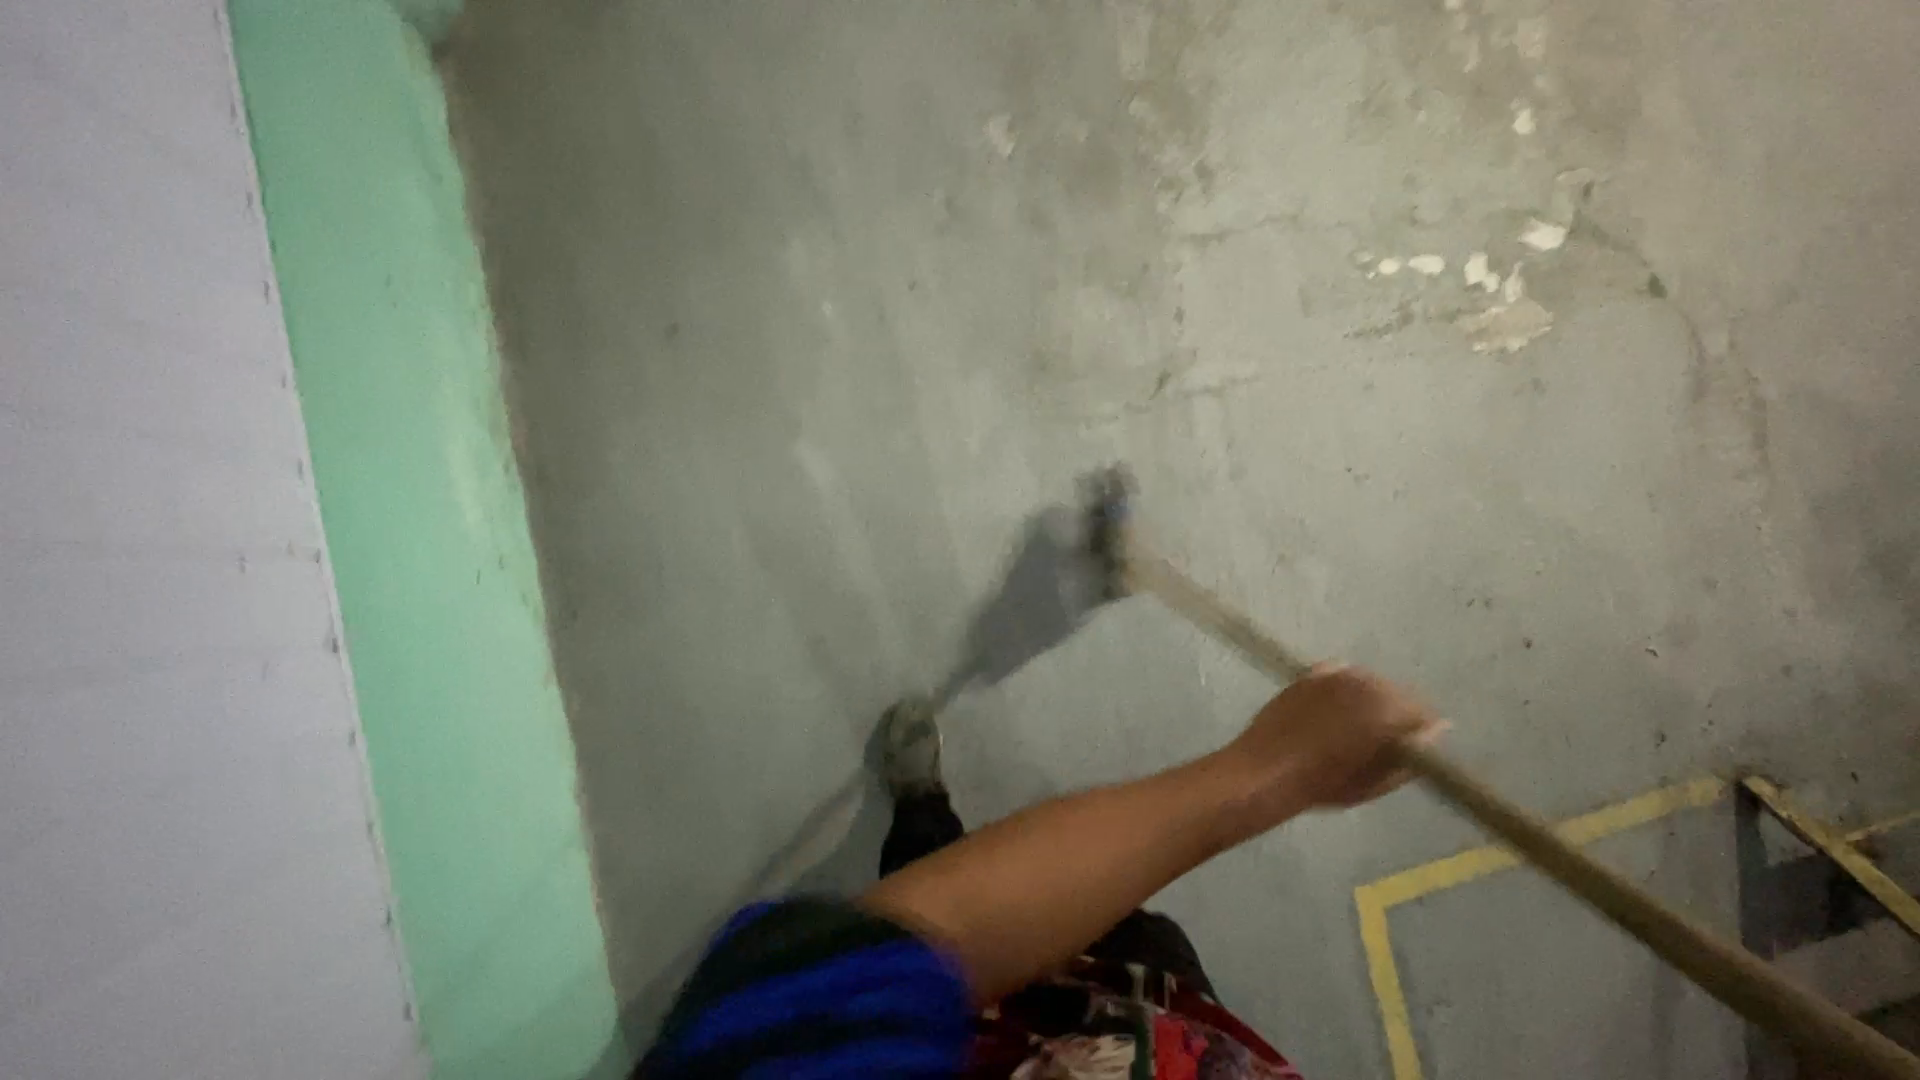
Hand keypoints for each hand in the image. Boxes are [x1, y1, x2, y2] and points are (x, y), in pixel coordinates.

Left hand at [1224, 664, 1442, 821]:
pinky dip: (1342, 686)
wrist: (1265, 769)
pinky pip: (1338, 673)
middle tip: (1382, 737)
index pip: (1421, 711)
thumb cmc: (1322, 784)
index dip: (1419, 729)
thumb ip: (1410, 757)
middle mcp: (1364, 684)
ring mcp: (1333, 675)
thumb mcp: (1375, 782)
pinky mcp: (1308, 674)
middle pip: (1395, 692)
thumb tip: (1435, 733)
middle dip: (1394, 711)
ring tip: (1355, 723)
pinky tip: (1335, 705)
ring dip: (1368, 698)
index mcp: (1387, 711)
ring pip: (1367, 681)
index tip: (1411, 745)